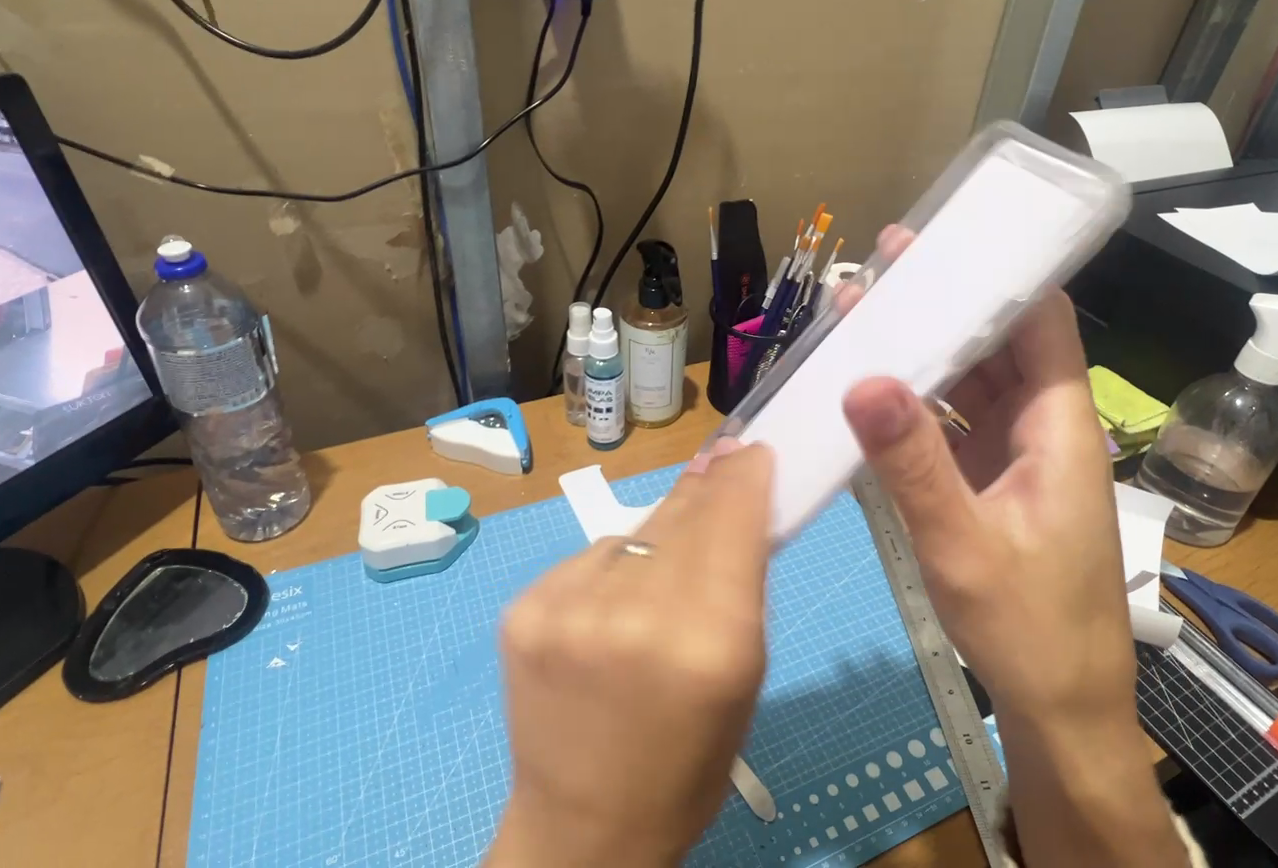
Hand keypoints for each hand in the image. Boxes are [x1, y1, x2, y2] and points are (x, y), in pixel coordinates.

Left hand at [485, 444, 774, 867]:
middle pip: (682, 514)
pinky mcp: (525, 608)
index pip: (732, 517)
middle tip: (721, 463)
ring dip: (659, 534)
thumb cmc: (688, 762)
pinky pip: (591, 559)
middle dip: (707, 488)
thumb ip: (744, 584)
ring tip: (665, 568)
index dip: (744, 474)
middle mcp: (635, 612)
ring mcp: (568, 607)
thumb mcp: (744, 678)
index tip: (751, 449)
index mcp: (709, 639)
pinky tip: (615, 605)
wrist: (582, 828)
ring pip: (634, 532)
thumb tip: (737, 500)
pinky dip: (612, 568)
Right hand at [841, 226, 1185, 867]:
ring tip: (866, 309)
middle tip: (883, 262)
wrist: (1060, 711)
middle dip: (946, 301)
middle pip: (1000, 345)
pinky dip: (919, 402)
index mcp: (1058, 429)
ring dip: (926, 349)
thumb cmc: (1028, 629)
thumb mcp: (960, 545)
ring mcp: (1017, 458)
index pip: (1043, 325)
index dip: (1001, 274)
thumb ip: (913, 463)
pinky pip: (956, 424)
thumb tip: (863, 378)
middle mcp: (1043, 430)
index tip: (944, 239)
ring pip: (974, 383)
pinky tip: (875, 387)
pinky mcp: (993, 485)